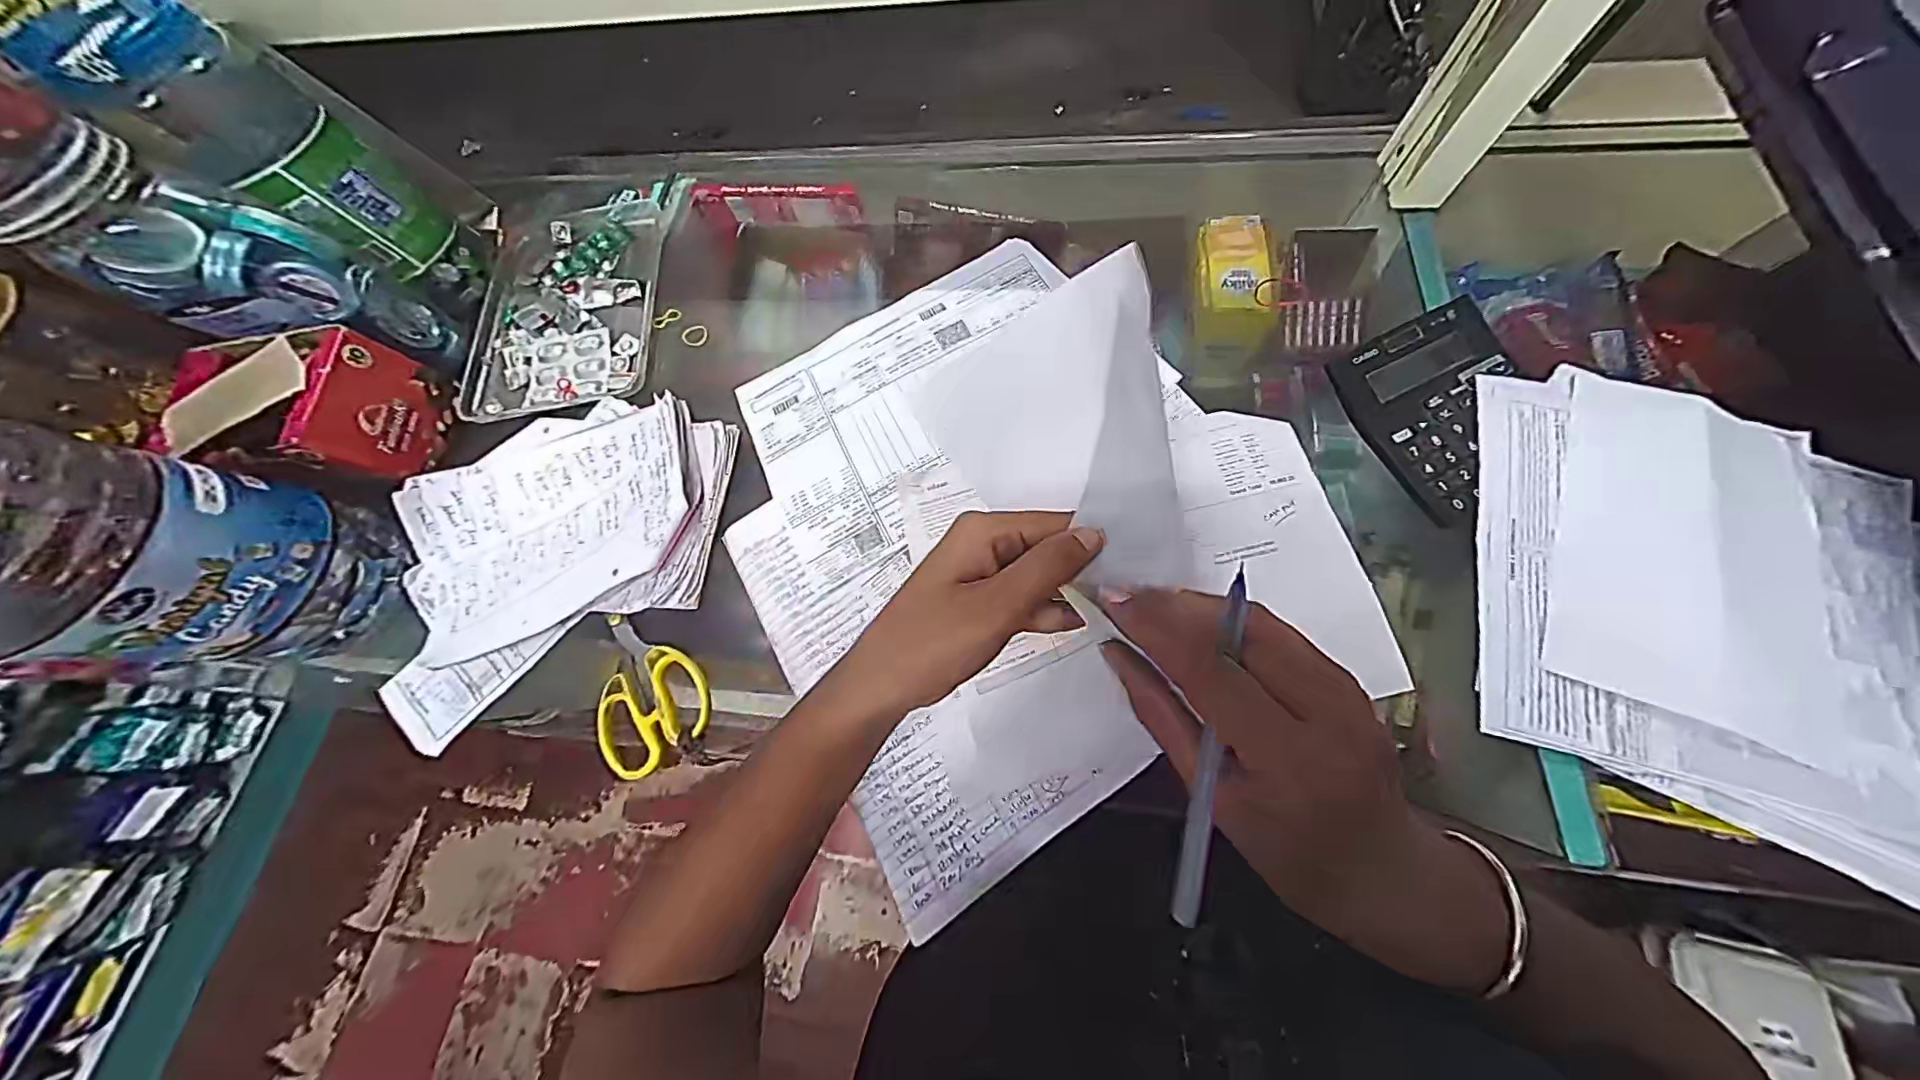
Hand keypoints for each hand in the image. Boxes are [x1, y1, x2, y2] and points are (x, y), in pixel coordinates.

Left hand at [825, 511, 1103, 719]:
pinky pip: (1021, 595)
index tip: (1132, 566)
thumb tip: (1093, 535)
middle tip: (1125, 592)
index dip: (1092, 543)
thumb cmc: (930, 644)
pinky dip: (1043, 607)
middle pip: (1047, 546)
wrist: (882, 686)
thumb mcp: (997, 606)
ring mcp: (980, 572)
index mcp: (983, 532)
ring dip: (1066, 590)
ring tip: (1108, 607)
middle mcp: (983, 543)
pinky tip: (1072, 621)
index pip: (1053, 524)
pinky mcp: (980, 599)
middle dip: (1082, 568)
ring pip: (1037, 573)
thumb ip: (1047, 568)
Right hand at [1101, 589, 1509, 994]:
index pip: (1210, 669)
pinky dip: (1230, 618)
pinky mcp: (1347, 676)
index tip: (1115, 603)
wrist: (1384, 868)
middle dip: (1176, 605)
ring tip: (1154, 604)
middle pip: (1240, 628)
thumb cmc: (1288, 852)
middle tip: (1128, 596)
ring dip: (1201, 605)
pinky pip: (1279, 632)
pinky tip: (1198, 621)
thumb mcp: (1212, 798)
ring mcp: (1345, 687)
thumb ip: (1163, 719)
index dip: (1157, 628)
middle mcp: (1326, 709)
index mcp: (1287, 756)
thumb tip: (1121, 659)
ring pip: (1261, 620)